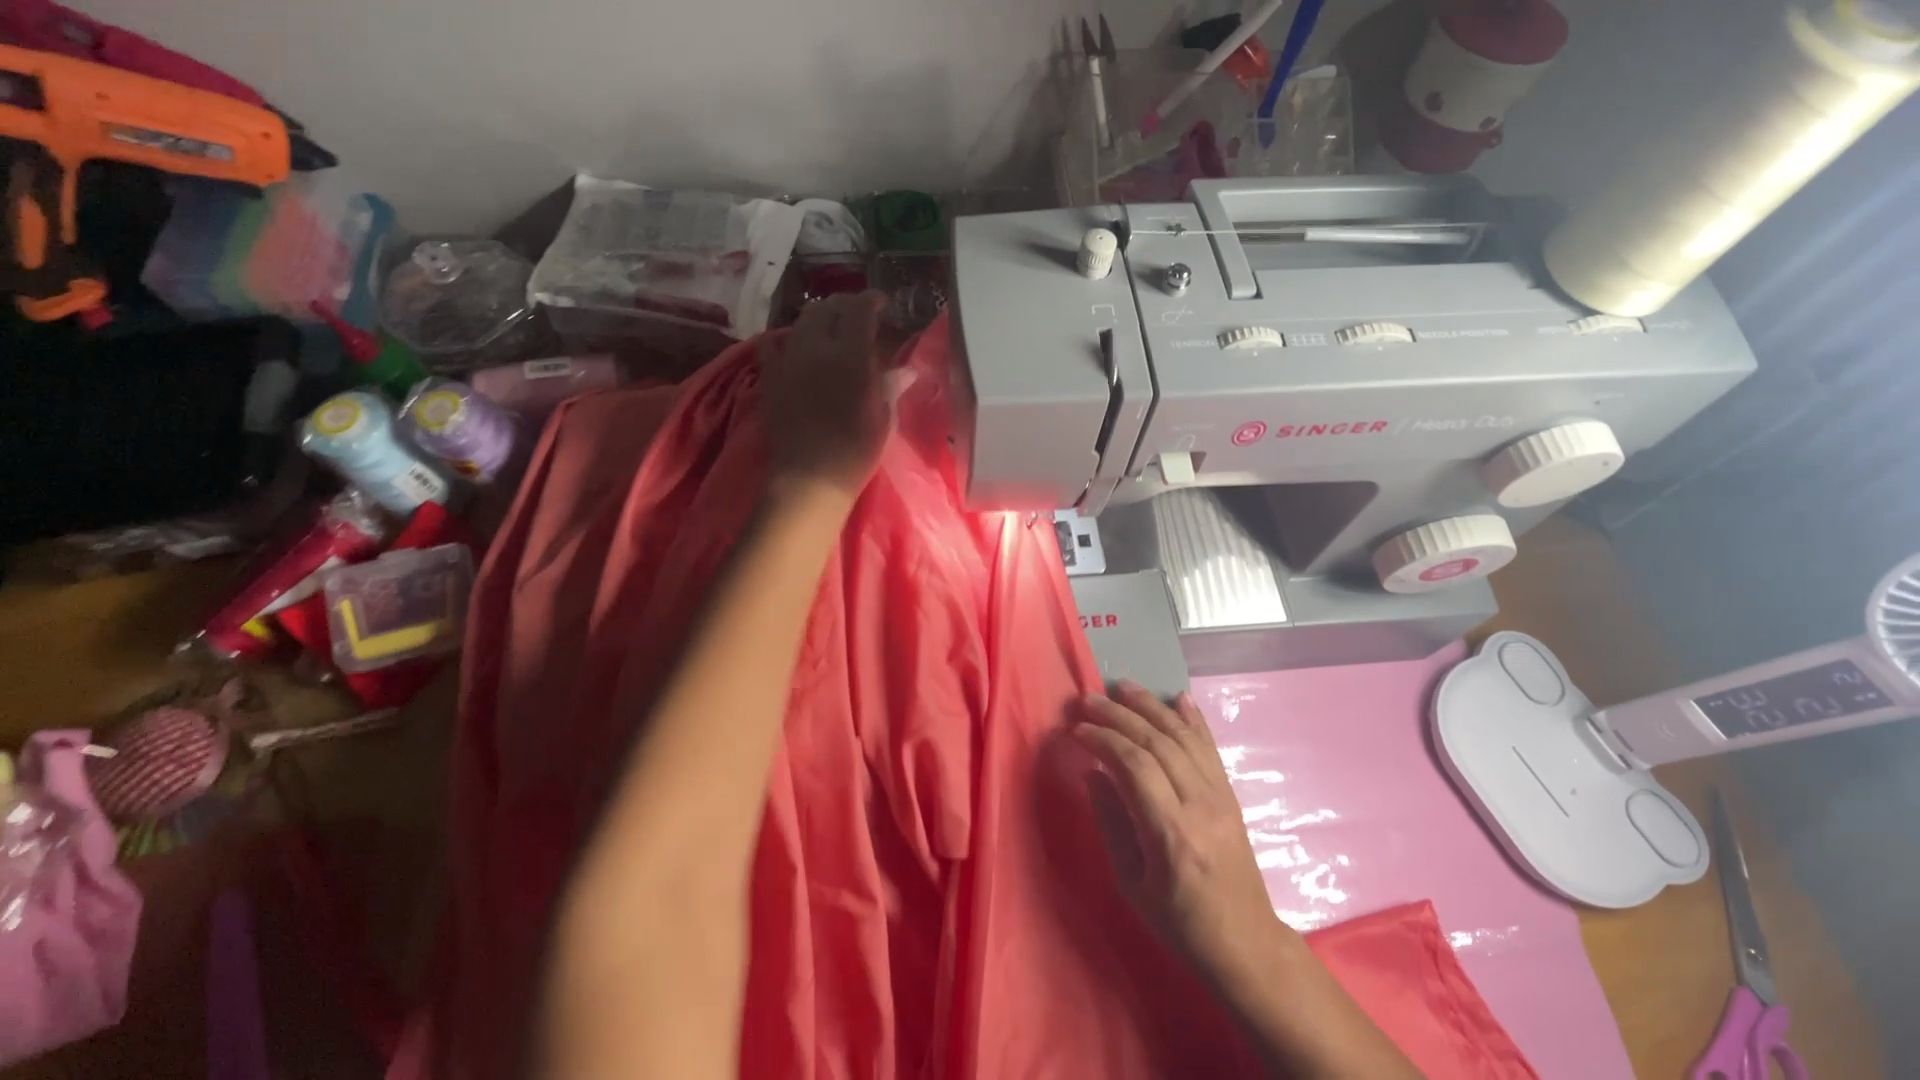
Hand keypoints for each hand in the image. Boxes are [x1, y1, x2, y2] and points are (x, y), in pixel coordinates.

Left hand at [759, 292, 895, 502]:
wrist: (809, 479)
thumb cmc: (855, 451)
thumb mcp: (883, 418)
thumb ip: (891, 385)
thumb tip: (905, 369)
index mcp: (851, 354)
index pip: (860, 308)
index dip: (872, 300)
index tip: (882, 304)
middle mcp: (817, 347)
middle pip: (828, 308)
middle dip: (845, 305)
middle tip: (858, 316)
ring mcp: (789, 360)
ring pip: (801, 321)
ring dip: (819, 319)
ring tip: (830, 331)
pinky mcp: (770, 377)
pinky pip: (772, 344)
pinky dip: (786, 338)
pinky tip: (794, 346)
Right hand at [1074, 681, 1296, 990]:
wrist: (1243, 942)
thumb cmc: (1179, 922)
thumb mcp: (1132, 883)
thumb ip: (1112, 823)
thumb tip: (1093, 773)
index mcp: (1171, 832)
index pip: (1135, 765)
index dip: (1103, 740)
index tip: (1075, 730)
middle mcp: (1200, 805)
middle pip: (1158, 743)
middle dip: (1120, 716)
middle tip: (1088, 700)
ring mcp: (1221, 797)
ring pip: (1184, 738)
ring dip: (1152, 708)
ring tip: (1123, 687)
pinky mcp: (1231, 797)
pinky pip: (1210, 749)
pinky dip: (1193, 720)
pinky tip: (1178, 698)